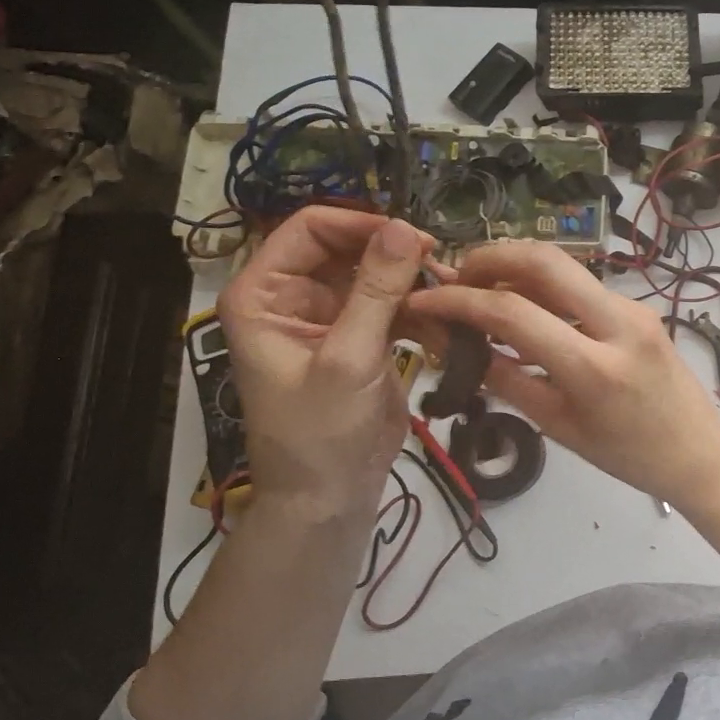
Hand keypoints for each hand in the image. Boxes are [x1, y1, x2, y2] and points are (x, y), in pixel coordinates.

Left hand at [217, 207, 430, 515]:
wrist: (330, 493)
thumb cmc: (320, 429)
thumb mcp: (348, 357)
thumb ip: (377, 291)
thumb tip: (406, 227)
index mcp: (265, 293)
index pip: (310, 230)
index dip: (363, 226)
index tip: (417, 240)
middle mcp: (294, 297)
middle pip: (350, 250)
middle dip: (398, 258)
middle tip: (446, 271)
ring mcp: (332, 320)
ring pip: (379, 278)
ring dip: (417, 288)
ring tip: (454, 303)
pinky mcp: (364, 342)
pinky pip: (396, 309)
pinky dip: (423, 315)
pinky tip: (447, 331)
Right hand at [402, 239, 719, 508]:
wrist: (699, 453)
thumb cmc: (628, 456)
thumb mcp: (559, 427)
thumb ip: (508, 380)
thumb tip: (458, 344)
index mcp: (595, 367)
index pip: (512, 311)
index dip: (458, 300)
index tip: (422, 300)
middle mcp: (619, 325)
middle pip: (544, 260)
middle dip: (489, 257)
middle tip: (456, 278)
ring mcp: (636, 312)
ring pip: (566, 268)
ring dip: (517, 270)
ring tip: (481, 294)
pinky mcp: (642, 311)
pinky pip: (584, 288)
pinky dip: (546, 289)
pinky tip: (525, 311)